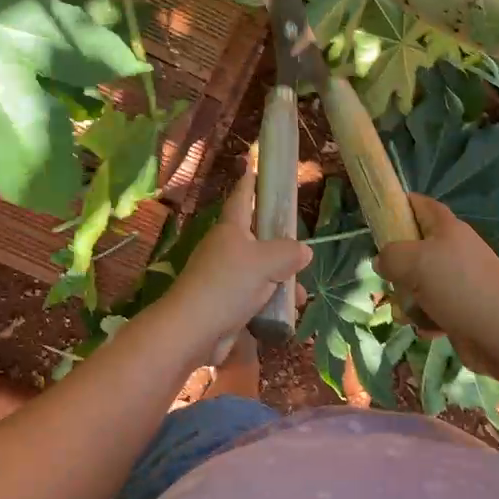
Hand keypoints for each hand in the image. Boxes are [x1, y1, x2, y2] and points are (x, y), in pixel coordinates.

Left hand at [154, 167, 310, 356]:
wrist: (194, 330)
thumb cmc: (227, 284)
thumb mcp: (265, 263)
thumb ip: (288, 253)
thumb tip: (304, 250)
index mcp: (231, 229)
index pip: (242, 198)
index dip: (250, 183)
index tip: (255, 169)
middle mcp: (225, 248)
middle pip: (257, 239)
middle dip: (280, 247)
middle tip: (301, 253)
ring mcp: (223, 276)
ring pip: (259, 272)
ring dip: (281, 282)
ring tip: (301, 296)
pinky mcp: (224, 303)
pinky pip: (254, 297)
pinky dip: (271, 303)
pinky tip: (287, 314)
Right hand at [375, 194, 498, 362]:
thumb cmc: (455, 287)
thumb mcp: (411, 262)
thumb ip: (389, 256)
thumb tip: (382, 261)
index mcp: (447, 228)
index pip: (420, 204)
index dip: (399, 204)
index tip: (377, 218)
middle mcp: (456, 249)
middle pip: (418, 246)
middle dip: (398, 263)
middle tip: (386, 275)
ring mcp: (462, 279)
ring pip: (423, 280)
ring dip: (409, 296)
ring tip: (403, 311)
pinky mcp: (465, 307)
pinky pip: (435, 306)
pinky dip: (426, 316)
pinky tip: (423, 327)